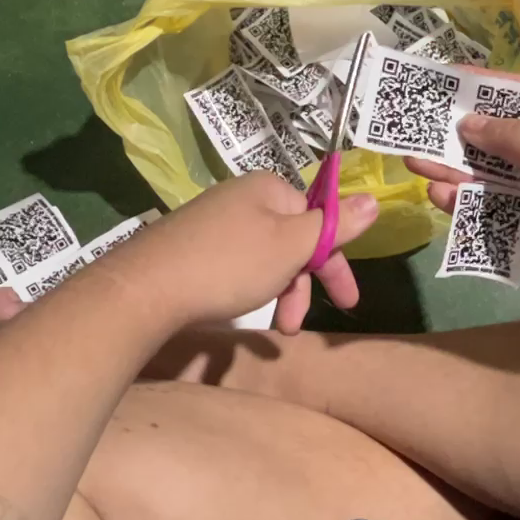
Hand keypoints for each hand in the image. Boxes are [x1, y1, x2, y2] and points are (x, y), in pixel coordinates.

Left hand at [0, 172, 376, 334]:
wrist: (145, 289)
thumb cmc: (230, 265)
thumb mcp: (291, 246)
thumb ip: (335, 225)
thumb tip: (374, 198)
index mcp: (270, 189)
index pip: (320, 221)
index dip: (335, 263)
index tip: (347, 302)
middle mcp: (243, 197)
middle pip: (293, 241)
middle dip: (303, 286)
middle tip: (298, 327)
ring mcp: (214, 220)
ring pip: (266, 257)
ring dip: (279, 293)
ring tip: (276, 331)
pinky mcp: (192, 244)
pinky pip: (238, 264)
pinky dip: (251, 289)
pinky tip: (245, 312)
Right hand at [405, 78, 519, 299]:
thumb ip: (507, 134)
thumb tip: (467, 122)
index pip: (513, 92)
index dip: (478, 85)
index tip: (440, 79)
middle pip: (489, 135)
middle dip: (452, 132)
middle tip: (411, 126)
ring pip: (481, 172)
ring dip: (449, 167)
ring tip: (413, 161)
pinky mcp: (519, 219)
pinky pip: (484, 205)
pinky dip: (461, 201)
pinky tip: (438, 195)